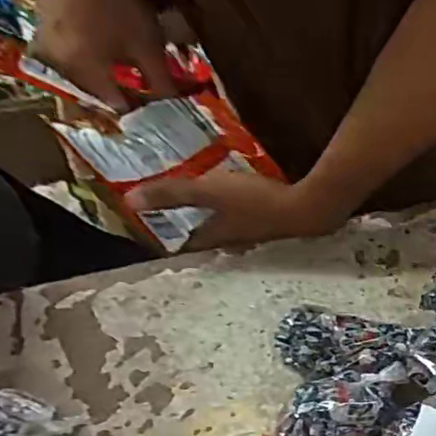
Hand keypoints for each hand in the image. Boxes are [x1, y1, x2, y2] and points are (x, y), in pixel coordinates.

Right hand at [29, 0, 172, 109]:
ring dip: (119, 61)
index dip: (145, 107)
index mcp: (81, 73)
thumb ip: (161, 82)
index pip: (118, 105)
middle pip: (104, 83)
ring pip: (94, 60)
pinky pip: (83, 37)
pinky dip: (103, 40)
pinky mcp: (48, 8)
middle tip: (154, 81)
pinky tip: (119, 31)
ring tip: (141, 56)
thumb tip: (173, 104)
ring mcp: (49, 32)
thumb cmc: (113, 0)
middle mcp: (58, 58)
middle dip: (131, 83)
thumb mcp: (147, 48)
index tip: (163, 105)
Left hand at [124, 171, 352, 251]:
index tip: (155, 238)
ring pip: (227, 234)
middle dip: (193, 234)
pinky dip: (236, 219)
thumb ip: (173, 194)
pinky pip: (246, 225)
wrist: (306, 210)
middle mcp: (234, 242)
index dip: (169, 240)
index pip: (186, 243)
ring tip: (205, 217)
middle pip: (208, 241)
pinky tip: (239, 210)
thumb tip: (129, 202)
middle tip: (177, 224)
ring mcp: (255, 236)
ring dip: (215, 228)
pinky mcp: (272, 227)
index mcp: (216, 236)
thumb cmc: (255, 201)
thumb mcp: (209, 192)